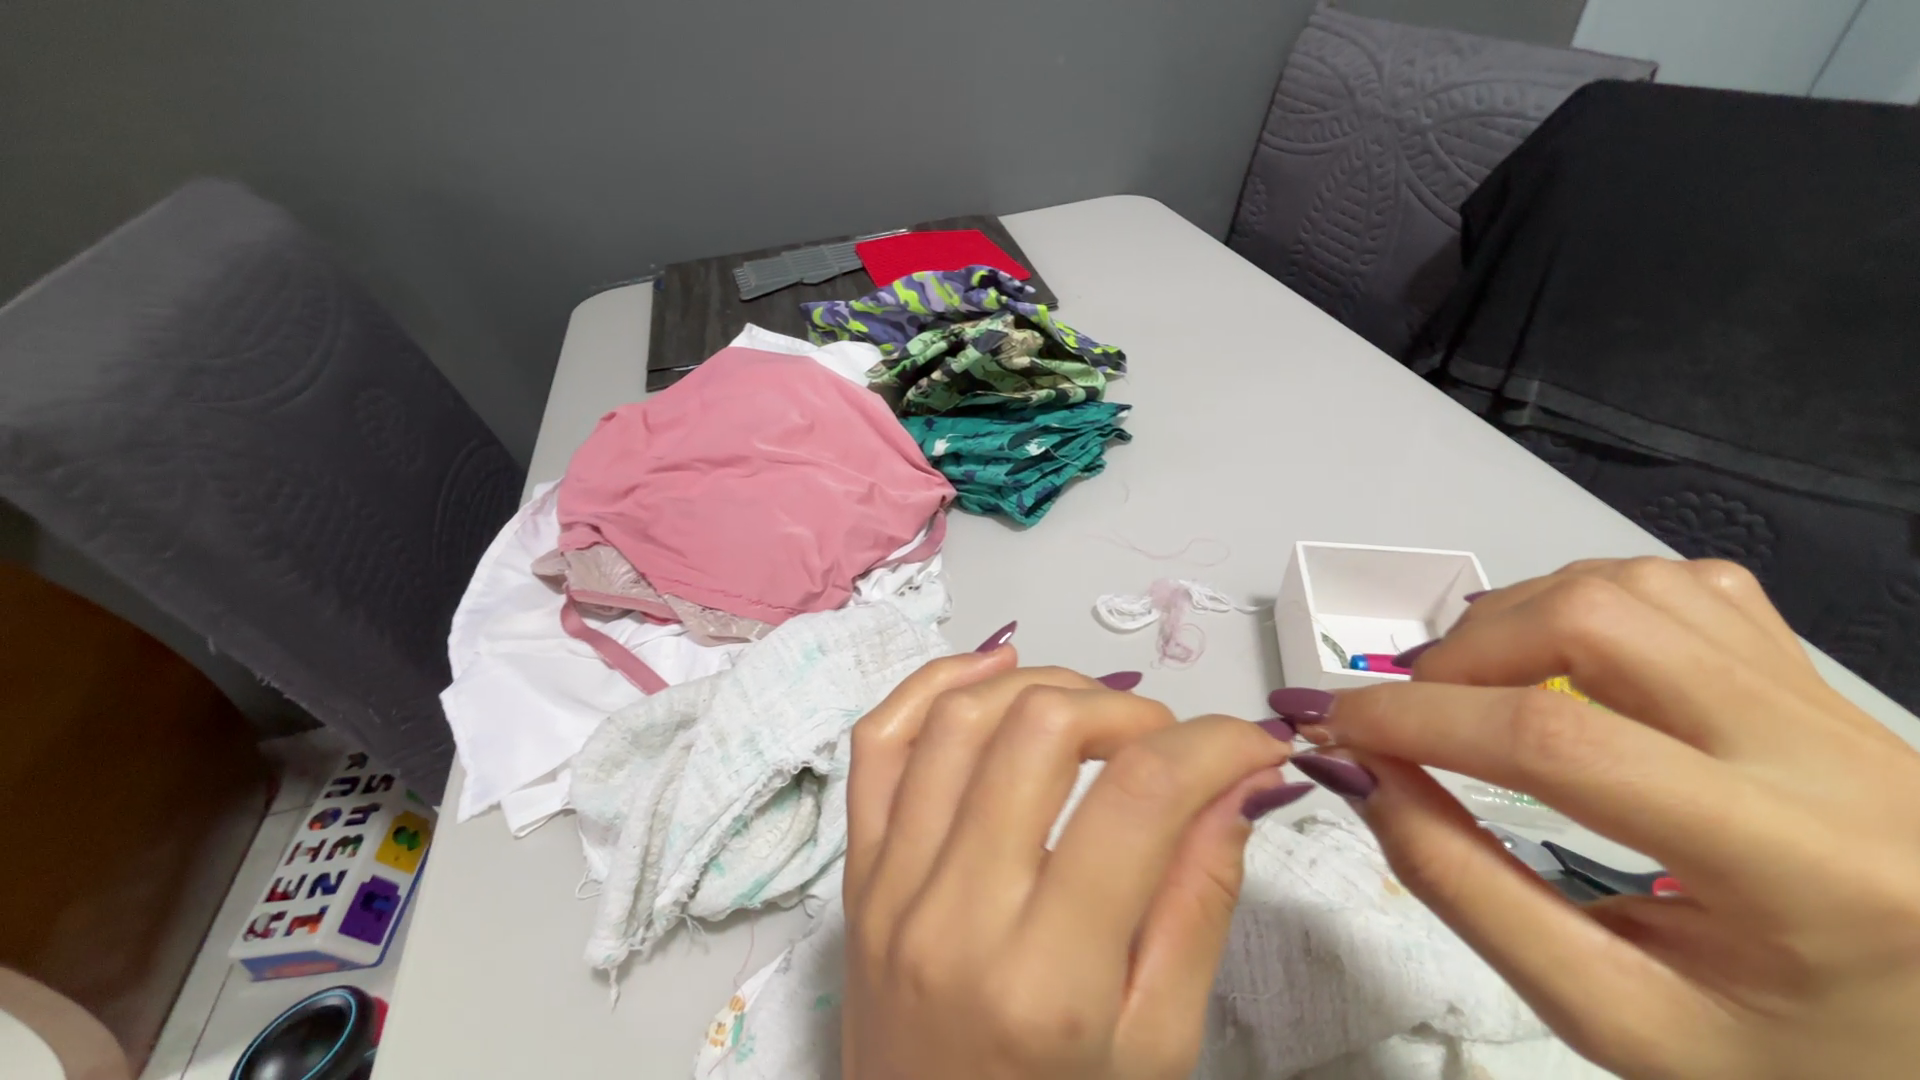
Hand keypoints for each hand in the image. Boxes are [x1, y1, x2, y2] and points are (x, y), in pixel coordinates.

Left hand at [841, 637, 1302, 1079]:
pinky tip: (994, 672)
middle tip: (1164, 742)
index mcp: (1048, 977)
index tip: (1252, 743)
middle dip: (1125, 709)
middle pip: (1040, 732)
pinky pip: (878, 744)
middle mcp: (954, 913)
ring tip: (1093, 709)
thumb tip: (1241, 780)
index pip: (1139, 798)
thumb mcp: (1157, 1046)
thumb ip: (1198, 902)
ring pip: (960, 718)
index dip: (1213, 746)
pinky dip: (936, 684)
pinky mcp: (855, 871)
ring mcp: (890, 883)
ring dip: (1041, 685)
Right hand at [1274, 558, 1919, 1079]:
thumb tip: (1366, 773)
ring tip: (1474, 682)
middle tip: (1411, 709)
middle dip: (1465, 653)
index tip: (1341, 728)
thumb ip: (1466, 887)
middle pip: (1600, 620)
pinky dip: (1586, 599)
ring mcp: (1835, 708)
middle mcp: (1833, 757)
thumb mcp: (1612, 1017)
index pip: (1560, 743)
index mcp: (1800, 868)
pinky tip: (1559, 658)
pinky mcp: (1822, 687)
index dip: (1420, 719)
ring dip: (1518, 616)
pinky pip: (1687, 589)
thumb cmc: (1783, 1061)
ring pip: (1639, 586)